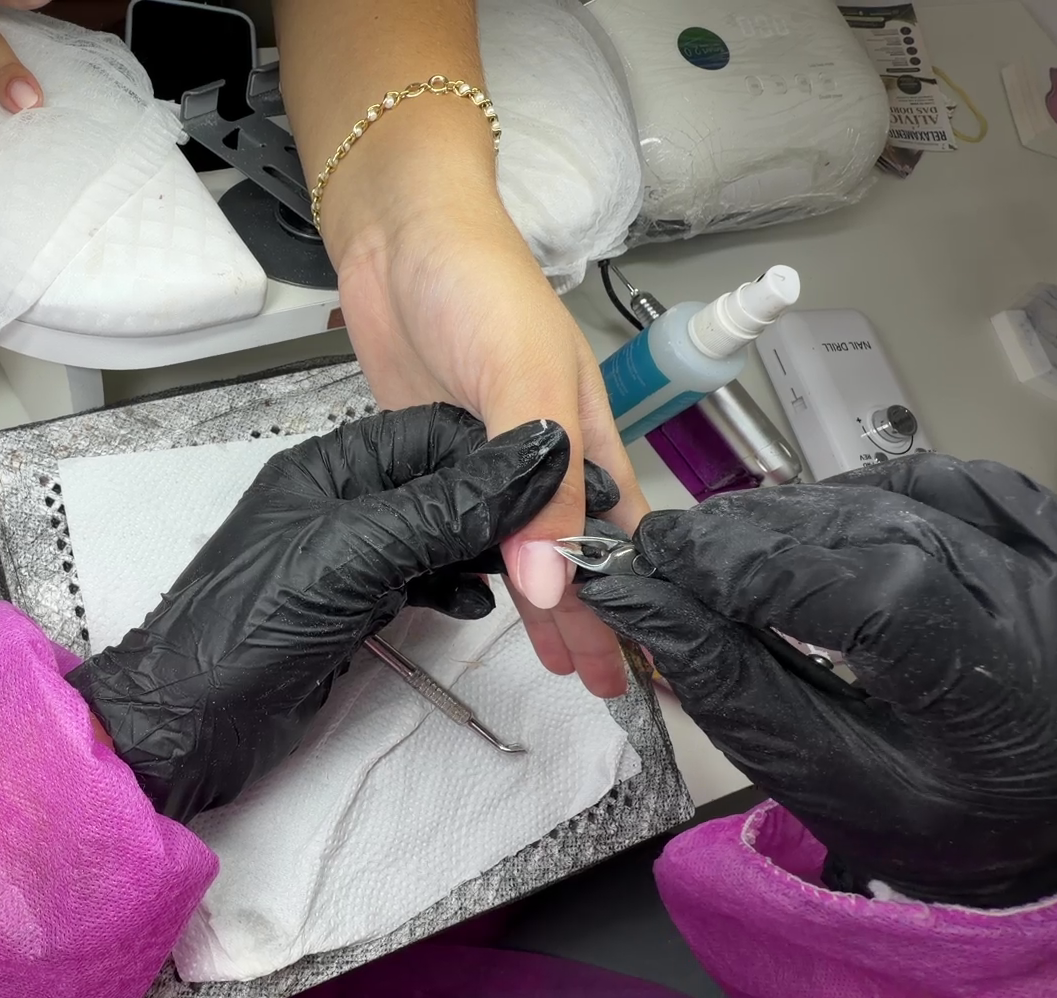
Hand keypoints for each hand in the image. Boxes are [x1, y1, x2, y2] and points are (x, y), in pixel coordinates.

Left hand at [70, 405, 574, 821]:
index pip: (443, 438)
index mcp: (337, 463)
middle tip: (561, 553)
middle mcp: (345, 497)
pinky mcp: (351, 599)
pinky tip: (469, 603)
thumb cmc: (257, 621)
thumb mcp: (356, 553)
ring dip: (481, 554)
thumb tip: (537, 459)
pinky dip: (447, 586)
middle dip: (502, 518)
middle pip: (444, 488)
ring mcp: (348, 551)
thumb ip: (445, 508)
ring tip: (524, 583)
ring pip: (435, 535)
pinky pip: (416, 577)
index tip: (572, 495)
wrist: (194, 715)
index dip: (507, 462)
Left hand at [332, 201, 648, 698]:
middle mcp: (538, 464)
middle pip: (578, 558)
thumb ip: (540, 481)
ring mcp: (482, 471)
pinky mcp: (433, 468)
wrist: (399, 249)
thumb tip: (553, 582)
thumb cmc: (479, 291)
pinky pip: (462, 532)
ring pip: (522, 554)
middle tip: (609, 688)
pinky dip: (480, 572)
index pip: (627, 538)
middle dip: (598, 620)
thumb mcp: (525, 380)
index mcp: (585, 441)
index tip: (657, 664)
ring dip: (544, 608)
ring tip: (561, 667)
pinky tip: (485, 601)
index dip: (642, 599)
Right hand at [580, 455, 1056, 906]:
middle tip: (678, 544)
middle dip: (755, 529)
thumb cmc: (908, 816)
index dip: (753, 562)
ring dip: (797, 509)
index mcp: (1011, 713)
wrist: (1020, 822)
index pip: (879, 595)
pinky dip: (862, 493)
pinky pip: (950, 482)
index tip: (665, 552)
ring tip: (735, 542)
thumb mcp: (794, 760)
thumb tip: (625, 590)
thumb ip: (709, 667)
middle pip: (883, 530)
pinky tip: (819, 526)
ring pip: (907, 493)